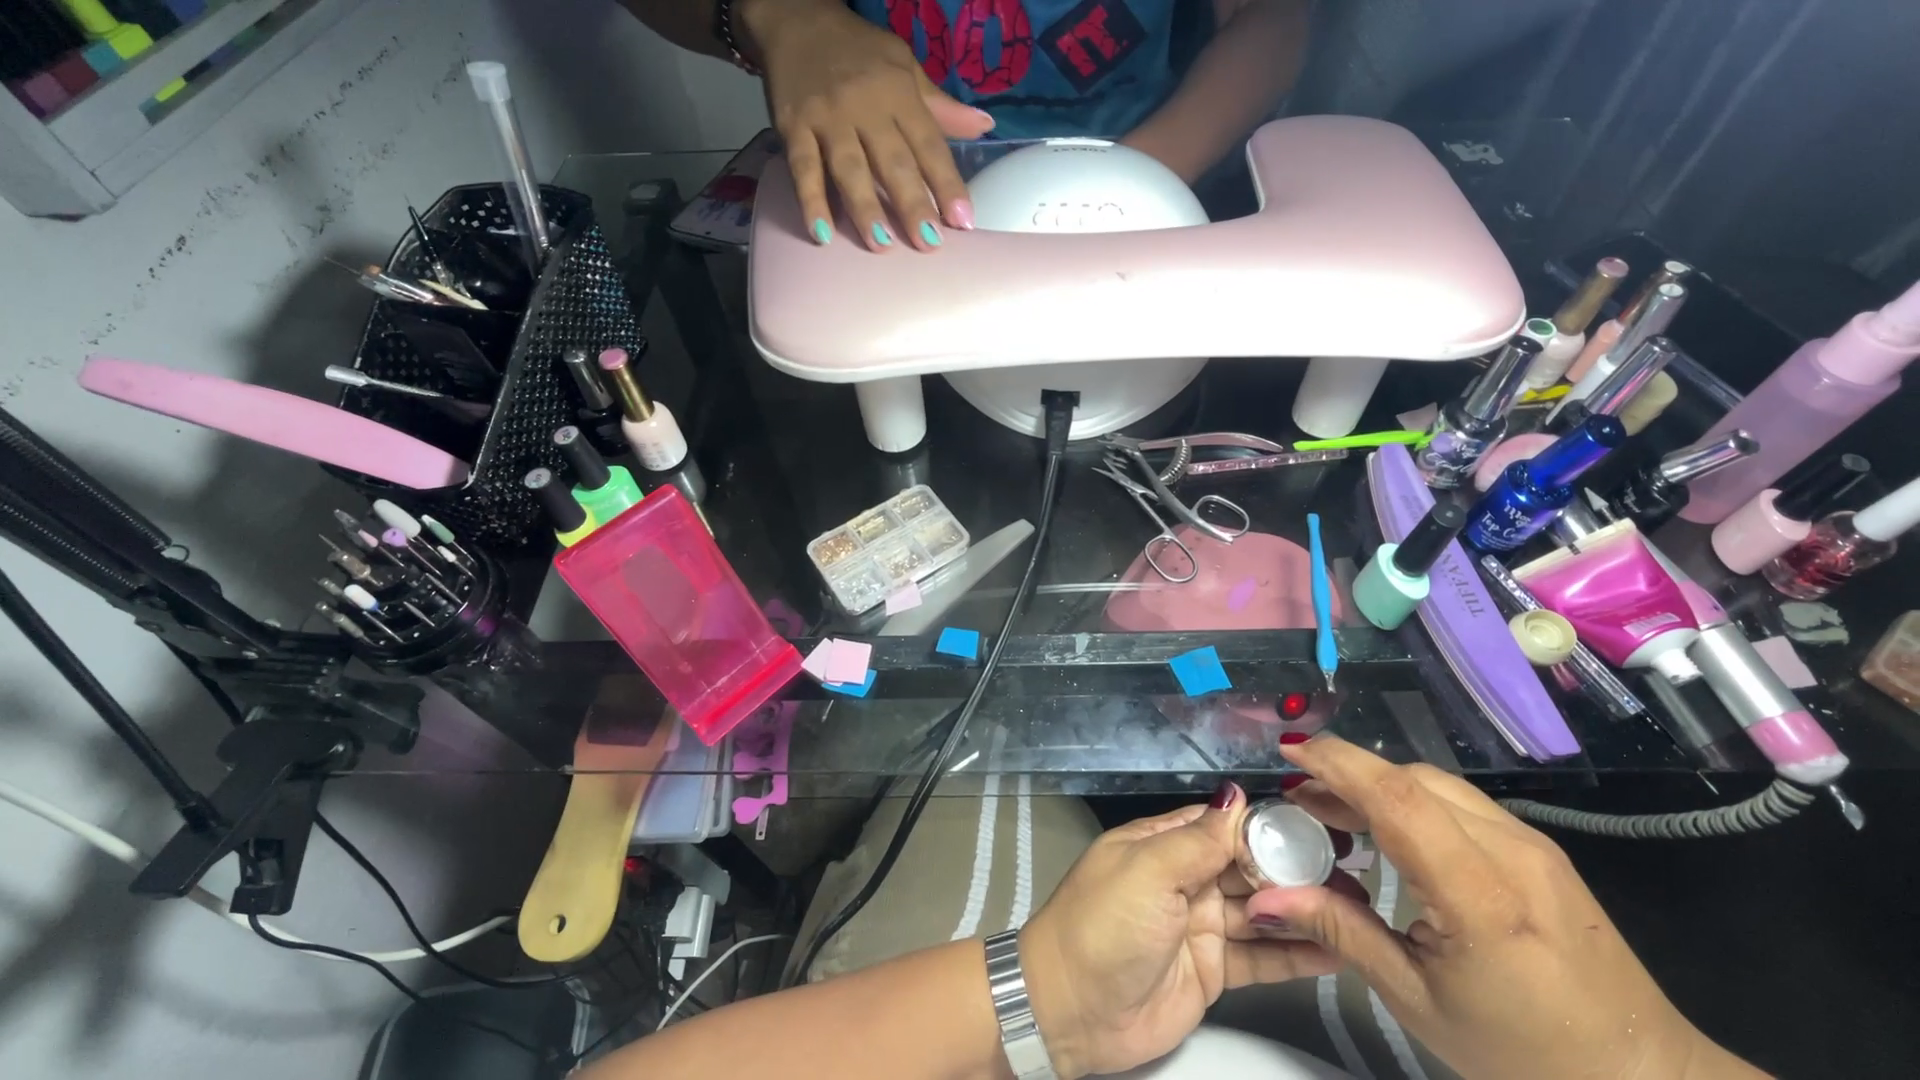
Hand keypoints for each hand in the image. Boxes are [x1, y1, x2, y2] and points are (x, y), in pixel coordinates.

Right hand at [738, 0, 990, 251]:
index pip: (929, 145)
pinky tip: (822, 233)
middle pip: (892, 163)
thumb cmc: (859, 53)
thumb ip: (940, 106)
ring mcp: (827, 119)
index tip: (963, 221)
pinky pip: (803, 169)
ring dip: (865, 209)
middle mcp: (865, 108)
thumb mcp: (905, 68)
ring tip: (881, 245)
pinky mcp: (792, 128)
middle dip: (912, 205)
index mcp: (898, 95)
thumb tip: (984, 126)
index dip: (947, 184)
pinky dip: (811, 201)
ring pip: (850, 169)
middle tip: (928, 244)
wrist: (795, 20)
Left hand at [1018, 782, 1366, 1078]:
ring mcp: (1201, 926)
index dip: (1270, 825)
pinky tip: (1338, 950)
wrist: (1071, 1010)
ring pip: (1263, 911)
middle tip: (1358, 868)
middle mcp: (1185, 879)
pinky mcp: (1214, 971)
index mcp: (1163, 845)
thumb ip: (1197, 839)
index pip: (1225, 826)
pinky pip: (1262, 957)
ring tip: (1361, 908)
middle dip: (1298, 867)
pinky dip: (1297, 953)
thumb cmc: (1103, 927)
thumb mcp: (1147, 872)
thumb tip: (1238, 794)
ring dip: (1305, 909)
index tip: (1325, 825)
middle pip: (1250, 867)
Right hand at [1249, 737, 1764, 1079]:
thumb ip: (1341, 933)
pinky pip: (1463, 805)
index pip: (1398, 798)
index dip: (1338, 765)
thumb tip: (1264, 898)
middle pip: (1414, 779)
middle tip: (1298, 798)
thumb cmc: (1522, 1052)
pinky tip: (1390, 832)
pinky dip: (1413, 801)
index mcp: (1480, 893)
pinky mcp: (1543, 852)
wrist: (1641, 1076)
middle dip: (1348, 773)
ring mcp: (1534, 846)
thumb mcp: (1417, 1001)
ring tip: (1333, 812)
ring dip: (1380, 785)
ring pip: (1439, 786)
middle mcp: (1512, 851)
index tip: (1287, 753)